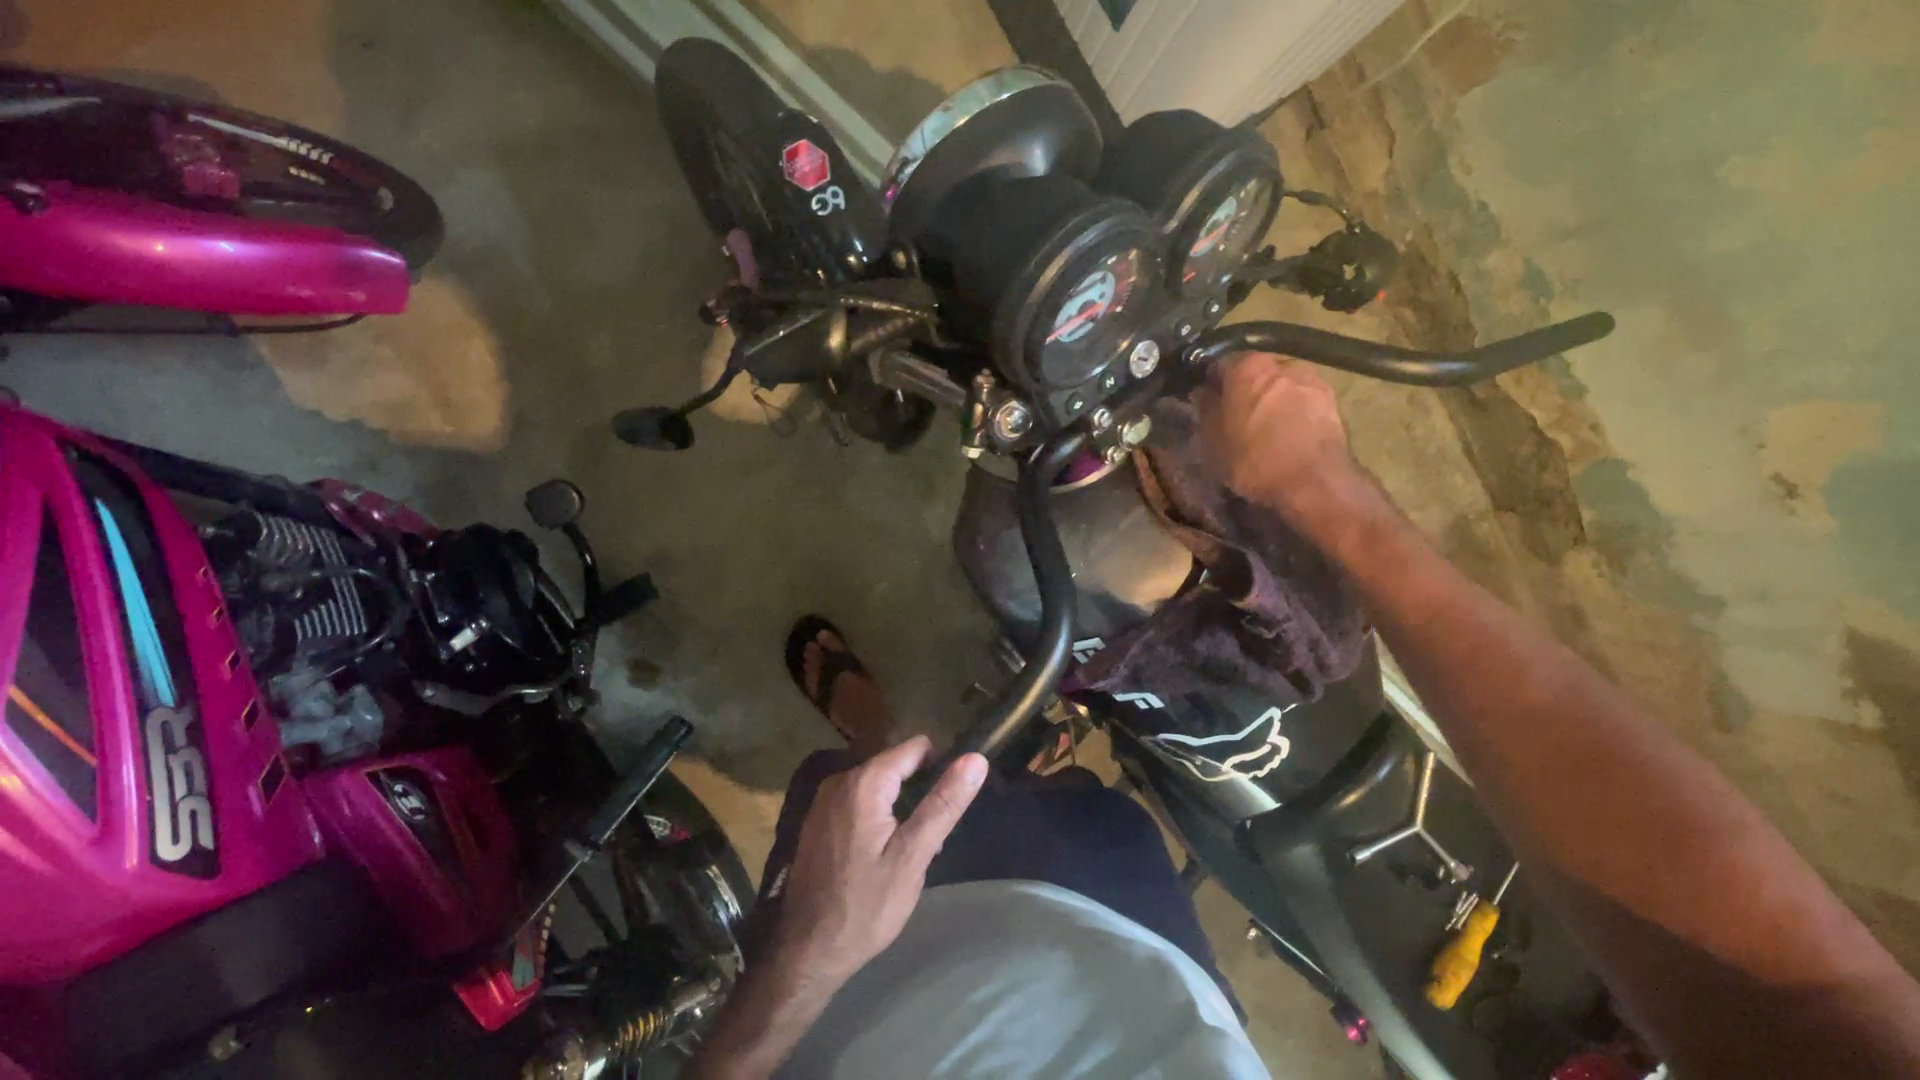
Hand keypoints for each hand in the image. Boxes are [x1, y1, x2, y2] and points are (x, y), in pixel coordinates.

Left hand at [771, 736, 987, 983]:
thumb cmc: (866, 905)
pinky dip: (877, 819)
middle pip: (894, 766)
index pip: (914, 748)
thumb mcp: (913, 855)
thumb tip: (975, 759)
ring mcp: (823, 801)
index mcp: (863, 782)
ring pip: (877, 787)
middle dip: (919, 792)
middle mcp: (839, 781)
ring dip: (899, 808)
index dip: (940, 766)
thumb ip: (944, 803)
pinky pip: (858, 804)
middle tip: (931, 839)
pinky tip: (883, 857)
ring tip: (911, 852)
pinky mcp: (817, 822)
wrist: (808, 950)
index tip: (953, 800)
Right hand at [1198, 352, 1358, 513]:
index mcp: (1247, 367)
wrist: (1313, 482)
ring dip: (1274, 401)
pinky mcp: (1334, 402)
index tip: (1207, 402)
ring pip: (1283, 387)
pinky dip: (1295, 414)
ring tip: (1268, 430)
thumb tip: (1203, 393)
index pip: (1220, 365)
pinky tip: (1290, 438)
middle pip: (1256, 373)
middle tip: (1238, 418)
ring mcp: (1312, 380)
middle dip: (1246, 391)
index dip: (1211, 384)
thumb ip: (1206, 410)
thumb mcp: (1212, 441)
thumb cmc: (1253, 459)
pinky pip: (1304, 402)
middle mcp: (1282, 363)